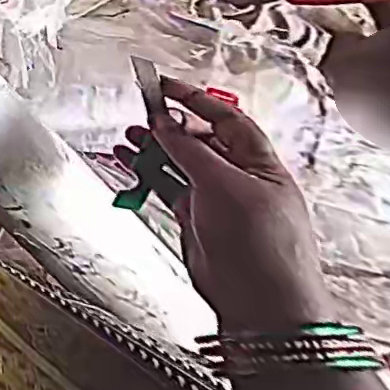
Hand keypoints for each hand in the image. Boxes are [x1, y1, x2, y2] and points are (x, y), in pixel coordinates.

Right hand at [117, 78, 333, 332]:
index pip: (227, 119)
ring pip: (178, 159)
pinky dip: (144, 169)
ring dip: (152, 146)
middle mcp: (240, 178)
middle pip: (199, 138)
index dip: (195, 99)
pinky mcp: (194, 213)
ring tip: (129, 137)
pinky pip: (165, 181)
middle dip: (169, 124)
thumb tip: (163, 121)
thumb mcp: (224, 186)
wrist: (260, 304)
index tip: (162, 85)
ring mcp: (216, 197)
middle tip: (141, 114)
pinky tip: (127, 160)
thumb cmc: (261, 246)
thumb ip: (189, 149)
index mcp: (261, 167)